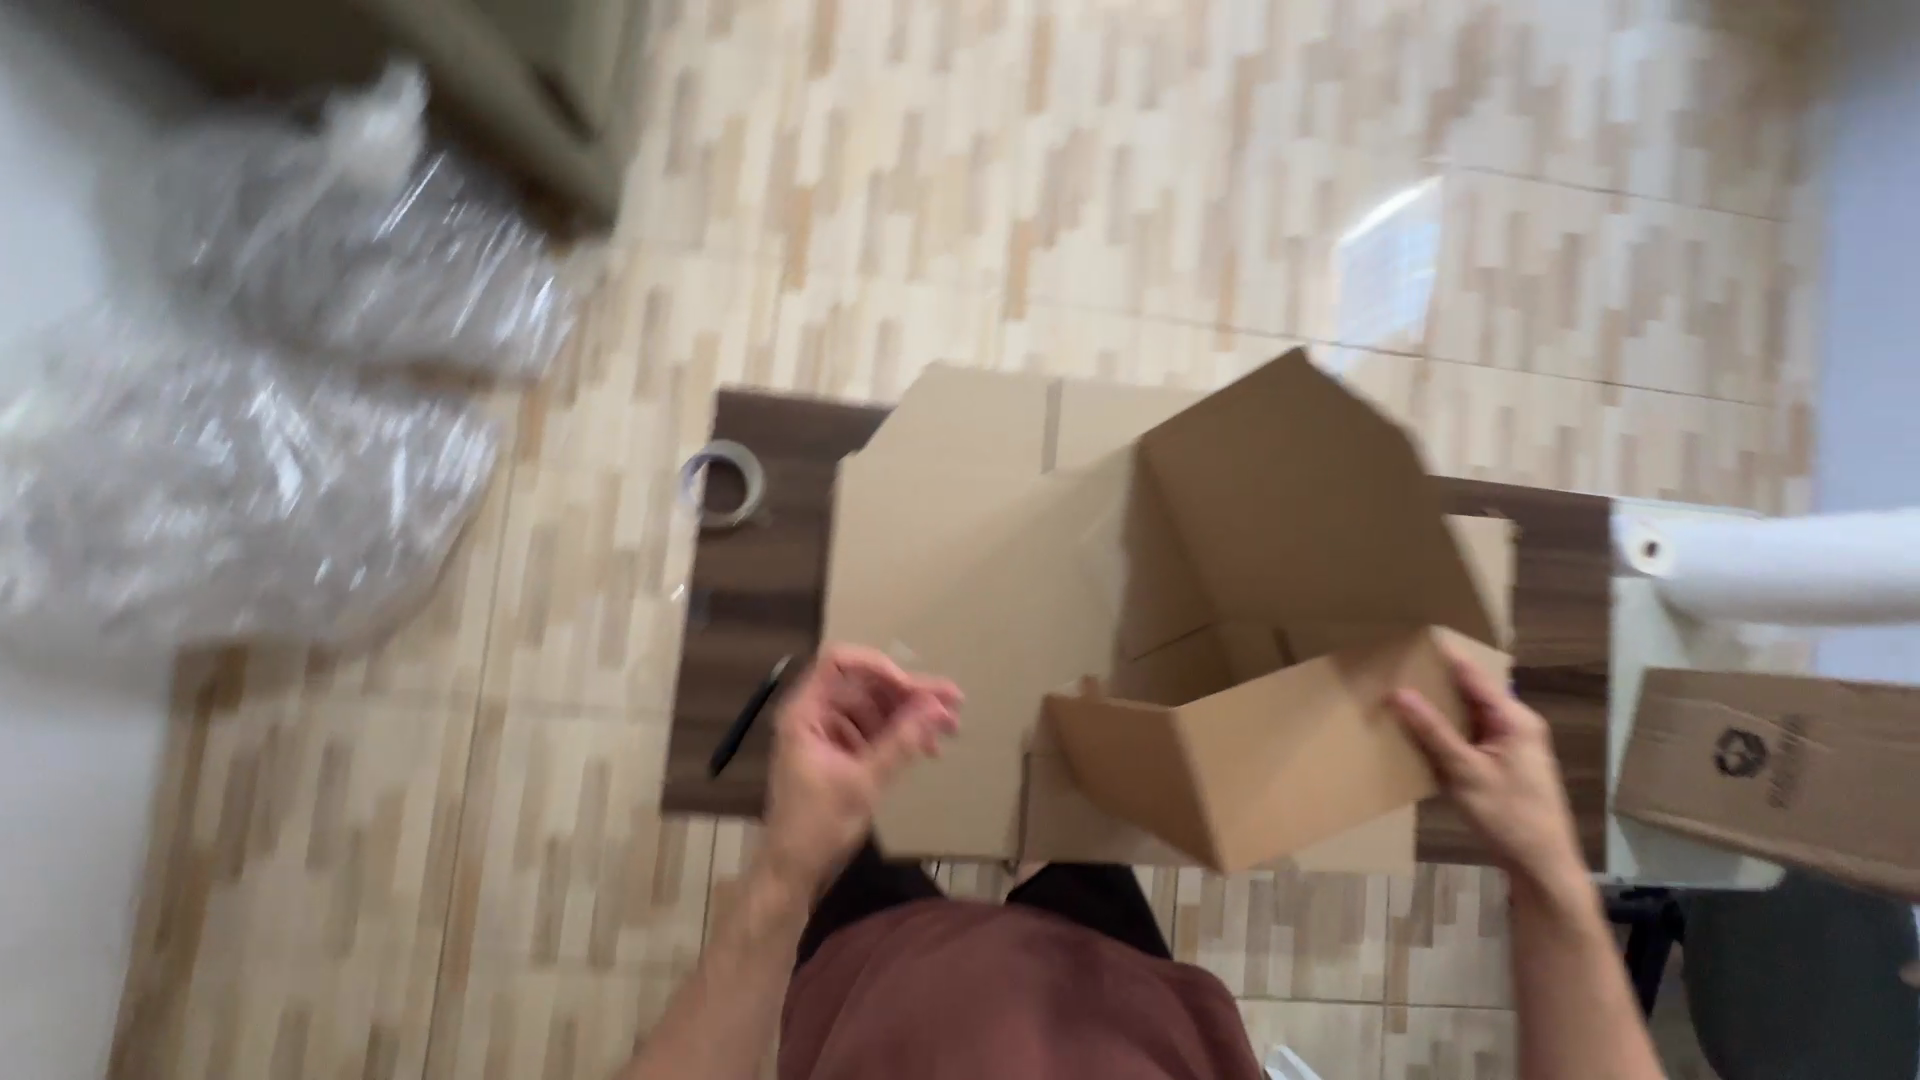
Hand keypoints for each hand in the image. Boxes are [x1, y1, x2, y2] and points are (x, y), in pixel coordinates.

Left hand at [760, 644, 960, 895]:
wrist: (792, 873)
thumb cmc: (816, 827)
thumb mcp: (862, 784)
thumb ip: (900, 744)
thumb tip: (937, 710)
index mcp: (806, 712)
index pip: (839, 663)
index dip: (878, 667)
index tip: (910, 688)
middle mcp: (817, 714)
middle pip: (867, 684)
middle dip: (910, 693)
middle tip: (953, 700)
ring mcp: (830, 732)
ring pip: (877, 706)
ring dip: (913, 714)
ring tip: (950, 726)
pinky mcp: (843, 751)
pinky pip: (877, 729)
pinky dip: (902, 735)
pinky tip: (929, 745)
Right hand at [1387, 644, 1584, 888]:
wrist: (1542, 865)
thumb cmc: (1509, 816)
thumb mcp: (1465, 772)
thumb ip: (1432, 731)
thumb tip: (1399, 692)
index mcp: (1515, 719)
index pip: (1473, 675)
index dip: (1444, 655)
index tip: (1413, 635)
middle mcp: (1516, 724)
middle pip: (1470, 690)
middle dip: (1434, 678)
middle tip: (1395, 663)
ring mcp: (1510, 743)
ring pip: (1467, 713)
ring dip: (1437, 705)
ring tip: (1397, 689)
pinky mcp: (1501, 761)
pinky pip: (1467, 733)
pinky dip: (1444, 728)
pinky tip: (1416, 729)